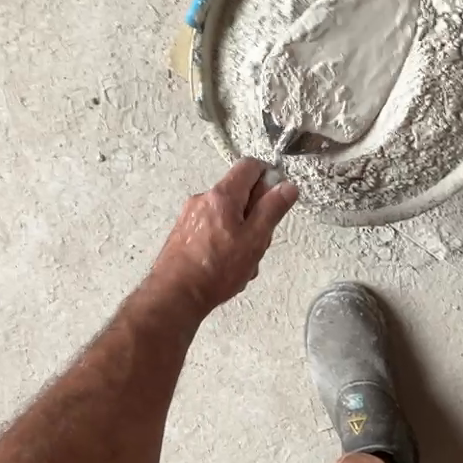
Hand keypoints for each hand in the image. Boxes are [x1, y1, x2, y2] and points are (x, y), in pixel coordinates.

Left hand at [146, 158, 297, 319]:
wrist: (174, 296)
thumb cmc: (216, 270)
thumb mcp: (255, 239)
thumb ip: (272, 209)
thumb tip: (287, 186)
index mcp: (222, 195)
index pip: (250, 166)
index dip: (269, 178)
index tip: (277, 200)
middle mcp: (203, 199)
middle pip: (240, 193)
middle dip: (256, 214)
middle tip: (259, 241)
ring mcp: (191, 216)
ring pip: (228, 214)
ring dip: (243, 233)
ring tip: (243, 261)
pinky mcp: (185, 233)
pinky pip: (214, 228)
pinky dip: (226, 242)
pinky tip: (227, 266)